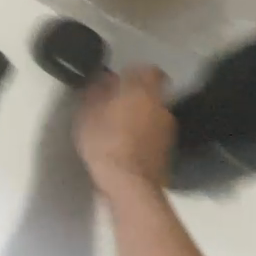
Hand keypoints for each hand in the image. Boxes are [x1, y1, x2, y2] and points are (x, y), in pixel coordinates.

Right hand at [76, 66, 174, 196]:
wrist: (129, 184)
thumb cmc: (104, 142)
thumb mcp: (87, 115)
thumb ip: (96, 92)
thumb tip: (104, 77)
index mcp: (142, 93)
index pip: (150, 71)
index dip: (136, 73)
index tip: (120, 80)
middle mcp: (161, 107)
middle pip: (152, 94)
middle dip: (137, 97)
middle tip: (114, 105)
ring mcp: (168, 130)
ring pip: (154, 114)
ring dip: (140, 117)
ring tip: (119, 129)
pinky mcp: (168, 150)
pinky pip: (154, 133)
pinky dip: (144, 135)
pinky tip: (126, 146)